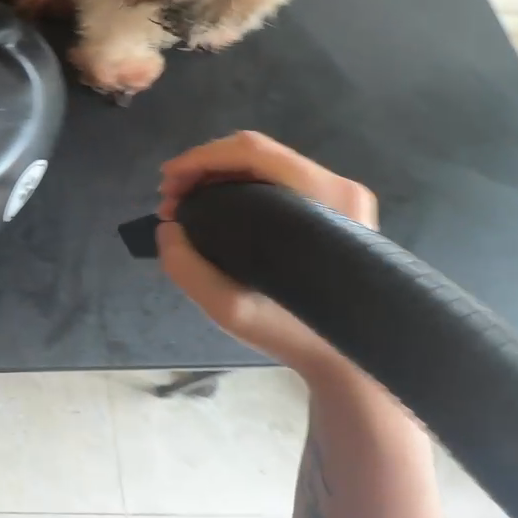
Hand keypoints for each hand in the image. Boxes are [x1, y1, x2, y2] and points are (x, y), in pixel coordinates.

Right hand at [155, 131, 378, 382]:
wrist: (352, 364)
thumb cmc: (294, 334)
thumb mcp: (229, 308)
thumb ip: (186, 267)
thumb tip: (168, 228)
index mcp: (321, 198)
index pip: (251, 152)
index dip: (199, 159)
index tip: (165, 184)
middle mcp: (337, 187)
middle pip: (256, 153)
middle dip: (202, 166)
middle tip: (169, 198)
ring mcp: (340, 196)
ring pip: (265, 164)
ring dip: (217, 176)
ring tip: (186, 204)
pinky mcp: (335, 209)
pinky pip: (277, 181)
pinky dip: (238, 186)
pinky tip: (216, 208)